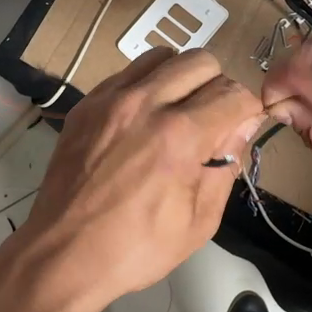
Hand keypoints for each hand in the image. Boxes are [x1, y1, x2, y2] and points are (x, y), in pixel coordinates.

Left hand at [3, 49, 264, 311]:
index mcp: (180, 136)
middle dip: (217, 88)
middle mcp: (146, 104)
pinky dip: (146, 85)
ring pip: (163, 56)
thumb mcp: (199, 222)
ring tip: (177, 113)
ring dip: (181, 79)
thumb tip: (242, 126)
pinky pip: (128, 73)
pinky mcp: (86, 104)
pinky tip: (143, 119)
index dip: (248, 111)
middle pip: (202, 61)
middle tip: (211, 121)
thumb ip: (225, 166)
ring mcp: (110, 99)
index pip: (234, 94)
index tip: (242, 128)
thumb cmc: (136, 249)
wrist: (64, 254)